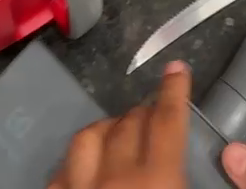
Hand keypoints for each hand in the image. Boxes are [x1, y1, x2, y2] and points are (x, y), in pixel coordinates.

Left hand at [48, 61, 192, 188]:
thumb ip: (184, 176)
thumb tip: (185, 160)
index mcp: (157, 180)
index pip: (168, 121)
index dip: (174, 91)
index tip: (176, 68)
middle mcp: (116, 176)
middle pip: (129, 123)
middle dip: (142, 114)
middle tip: (152, 116)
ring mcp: (78, 187)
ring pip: (87, 136)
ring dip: (106, 129)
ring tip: (116, 134)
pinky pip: (60, 169)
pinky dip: (74, 160)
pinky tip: (83, 167)